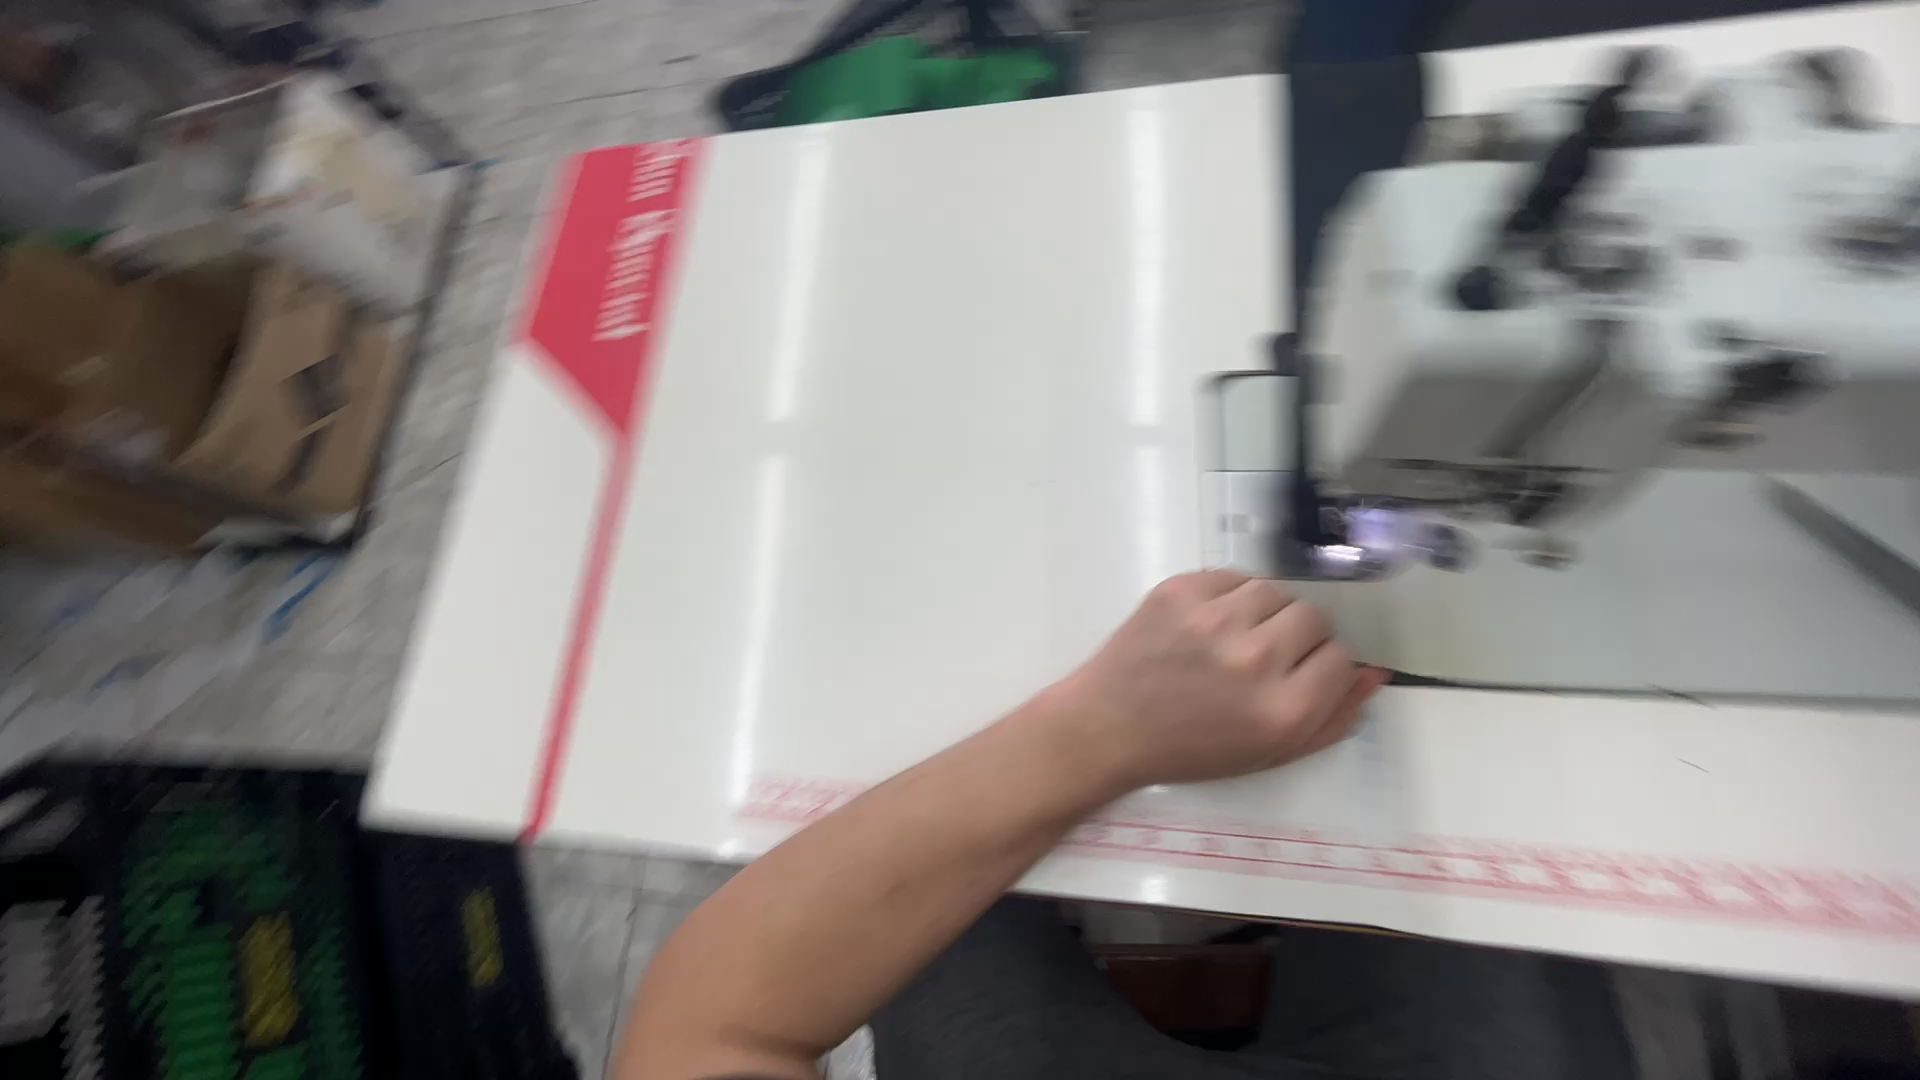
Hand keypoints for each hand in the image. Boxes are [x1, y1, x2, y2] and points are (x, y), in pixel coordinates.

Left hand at [1042, 569, 1386, 794]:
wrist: (1108, 725)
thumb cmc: (1188, 749)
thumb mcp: (1268, 753)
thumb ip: (1330, 717)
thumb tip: (1374, 673)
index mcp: (1283, 709)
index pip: (1341, 658)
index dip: (1322, 666)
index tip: (1296, 673)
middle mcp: (1255, 658)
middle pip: (1313, 617)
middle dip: (1297, 636)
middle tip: (1262, 655)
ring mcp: (1214, 618)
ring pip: (1274, 590)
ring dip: (1264, 610)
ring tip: (1234, 636)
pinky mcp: (1179, 590)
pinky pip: (1231, 575)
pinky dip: (1228, 594)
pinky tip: (1208, 621)